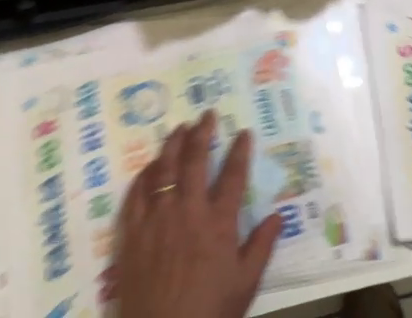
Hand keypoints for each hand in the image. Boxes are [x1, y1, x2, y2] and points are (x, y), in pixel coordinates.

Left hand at [114, 110, 283, 317]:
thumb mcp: (245, 283)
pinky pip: (137, 193)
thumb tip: (278, 215)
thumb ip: (262, 246)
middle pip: (196, 160)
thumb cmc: (210, 310)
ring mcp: (157, 218)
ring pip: (164, 169)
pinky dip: (144, 174)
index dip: (240, 150)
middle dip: (203, 132)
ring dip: (173, 144)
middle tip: (208, 114)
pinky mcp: (133, 230)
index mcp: (219, 222)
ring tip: (180, 127)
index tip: (244, 132)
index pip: (233, 175)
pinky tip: (150, 165)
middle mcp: (188, 210)